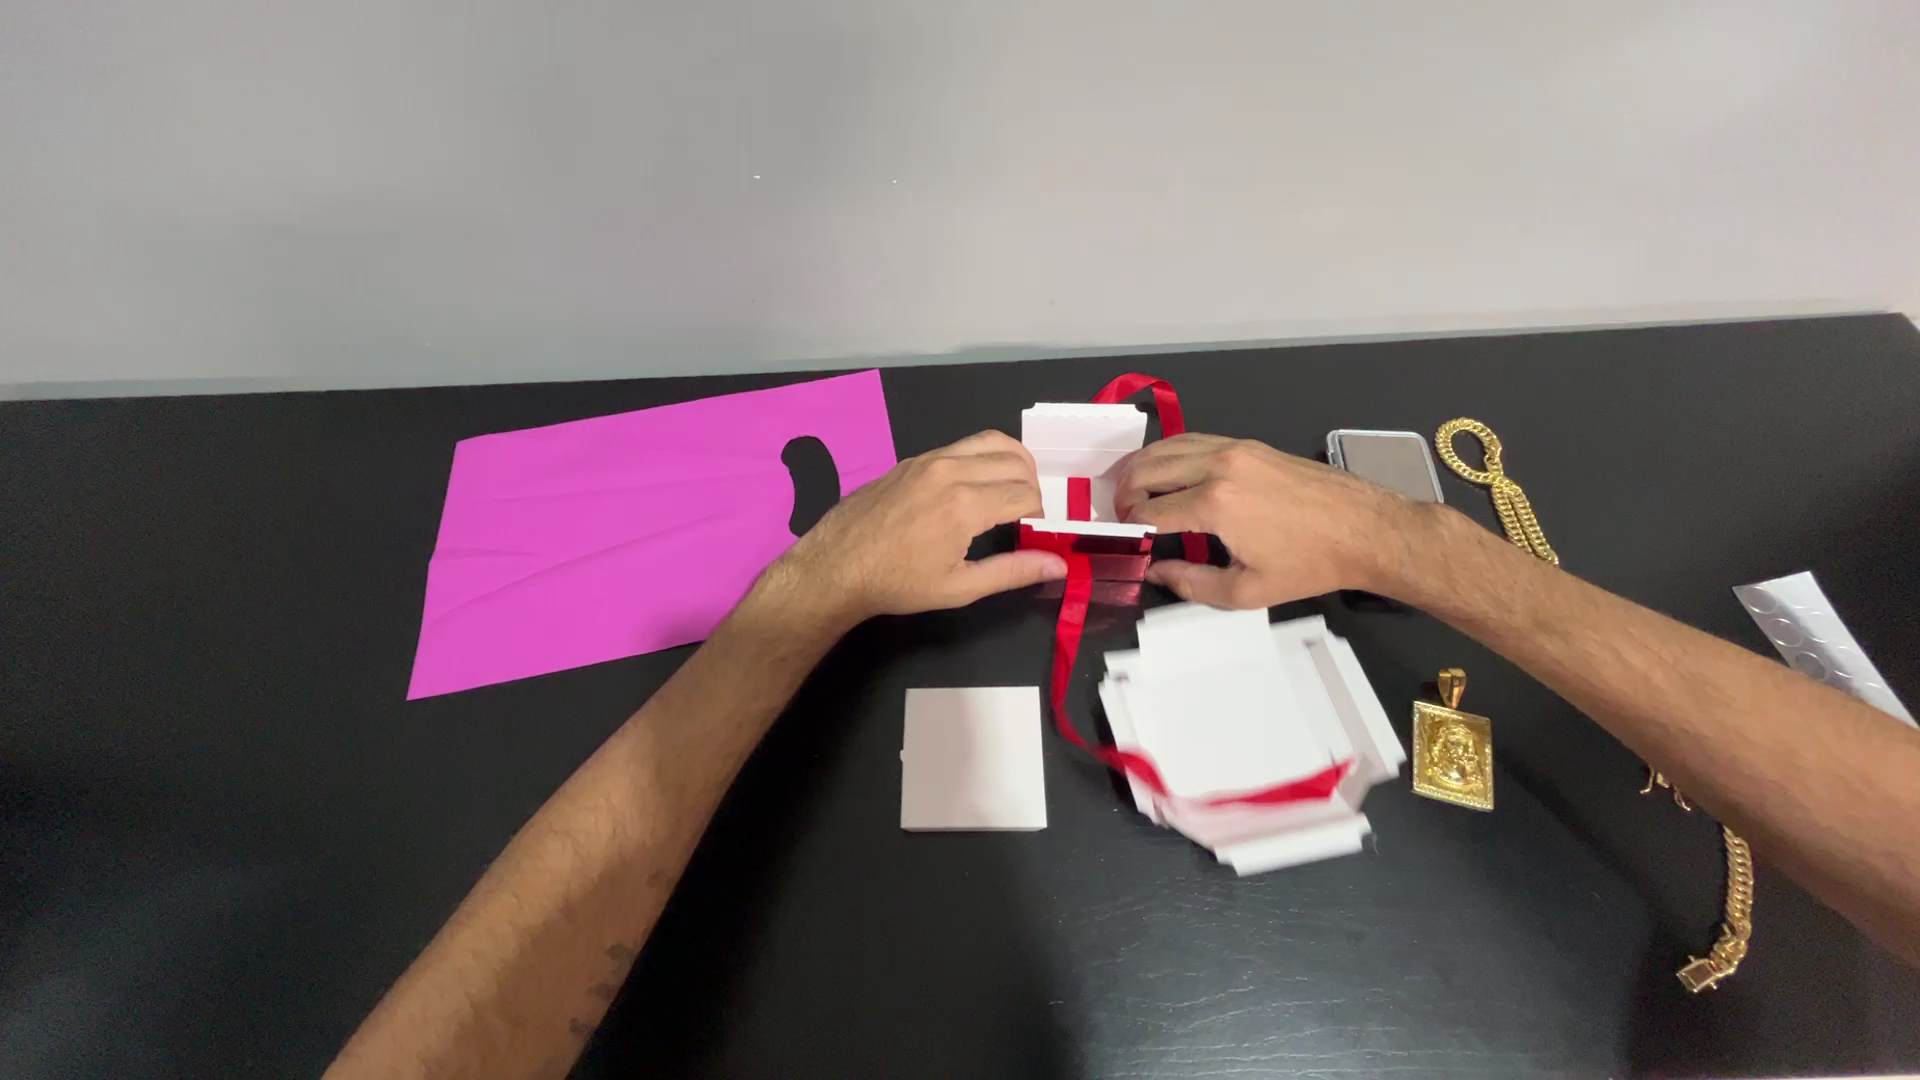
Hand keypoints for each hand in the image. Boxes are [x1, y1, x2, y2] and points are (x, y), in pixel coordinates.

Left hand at [761, 430, 1067, 623]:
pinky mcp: (913, 459)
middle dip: (1032, 485)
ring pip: (991, 441)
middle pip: (1016, 461)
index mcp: (966, 504)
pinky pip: (963, 445)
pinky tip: (978, 484)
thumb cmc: (898, 583)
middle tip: (1028, 513)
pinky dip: (984, 456)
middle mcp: (952, 471)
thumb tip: (1060, 564)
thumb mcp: (960, 587)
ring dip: (1013, 461)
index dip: (1040, 514)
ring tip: (1013, 489)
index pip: (1027, 494)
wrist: (837, 566)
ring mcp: (930, 459)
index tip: (1036, 532)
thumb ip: (1013, 571)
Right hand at [1113, 433, 1425, 607]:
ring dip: (1141, 467)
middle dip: (1125, 493)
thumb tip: (1153, 571)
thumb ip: (1190, 584)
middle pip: (1148, 470)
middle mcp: (1218, 466)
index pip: (1150, 511)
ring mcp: (1234, 449)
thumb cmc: (1309, 565)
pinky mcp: (1247, 444)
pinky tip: (1163, 469)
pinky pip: (1193, 440)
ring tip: (1131, 490)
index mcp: (1214, 504)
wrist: (1366, 529)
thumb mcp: (1247, 591)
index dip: (1129, 527)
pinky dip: (1168, 453)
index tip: (1122, 540)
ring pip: (1166, 447)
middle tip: (1120, 515)